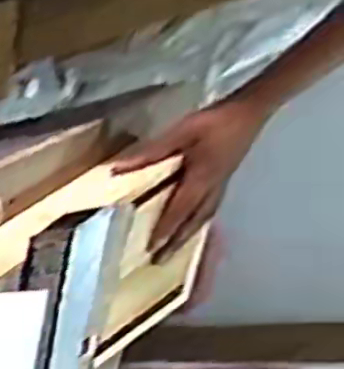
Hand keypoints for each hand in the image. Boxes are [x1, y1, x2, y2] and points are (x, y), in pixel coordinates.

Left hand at [113, 96, 266, 259]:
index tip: (152, 247)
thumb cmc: (215, 120)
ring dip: (187, 234)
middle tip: (160, 261)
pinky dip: (196, 221)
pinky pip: (208, 206)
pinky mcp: (220, 179)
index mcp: (203, 176)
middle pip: (195, 218)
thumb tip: (116, 169)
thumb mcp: (181, 132)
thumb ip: (150, 152)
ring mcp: (220, 182)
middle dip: (177, 240)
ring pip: (203, 215)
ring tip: (171, 252)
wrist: (252, 107)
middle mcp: (214, 184)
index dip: (166, 227)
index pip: (181, 207)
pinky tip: (187, 229)